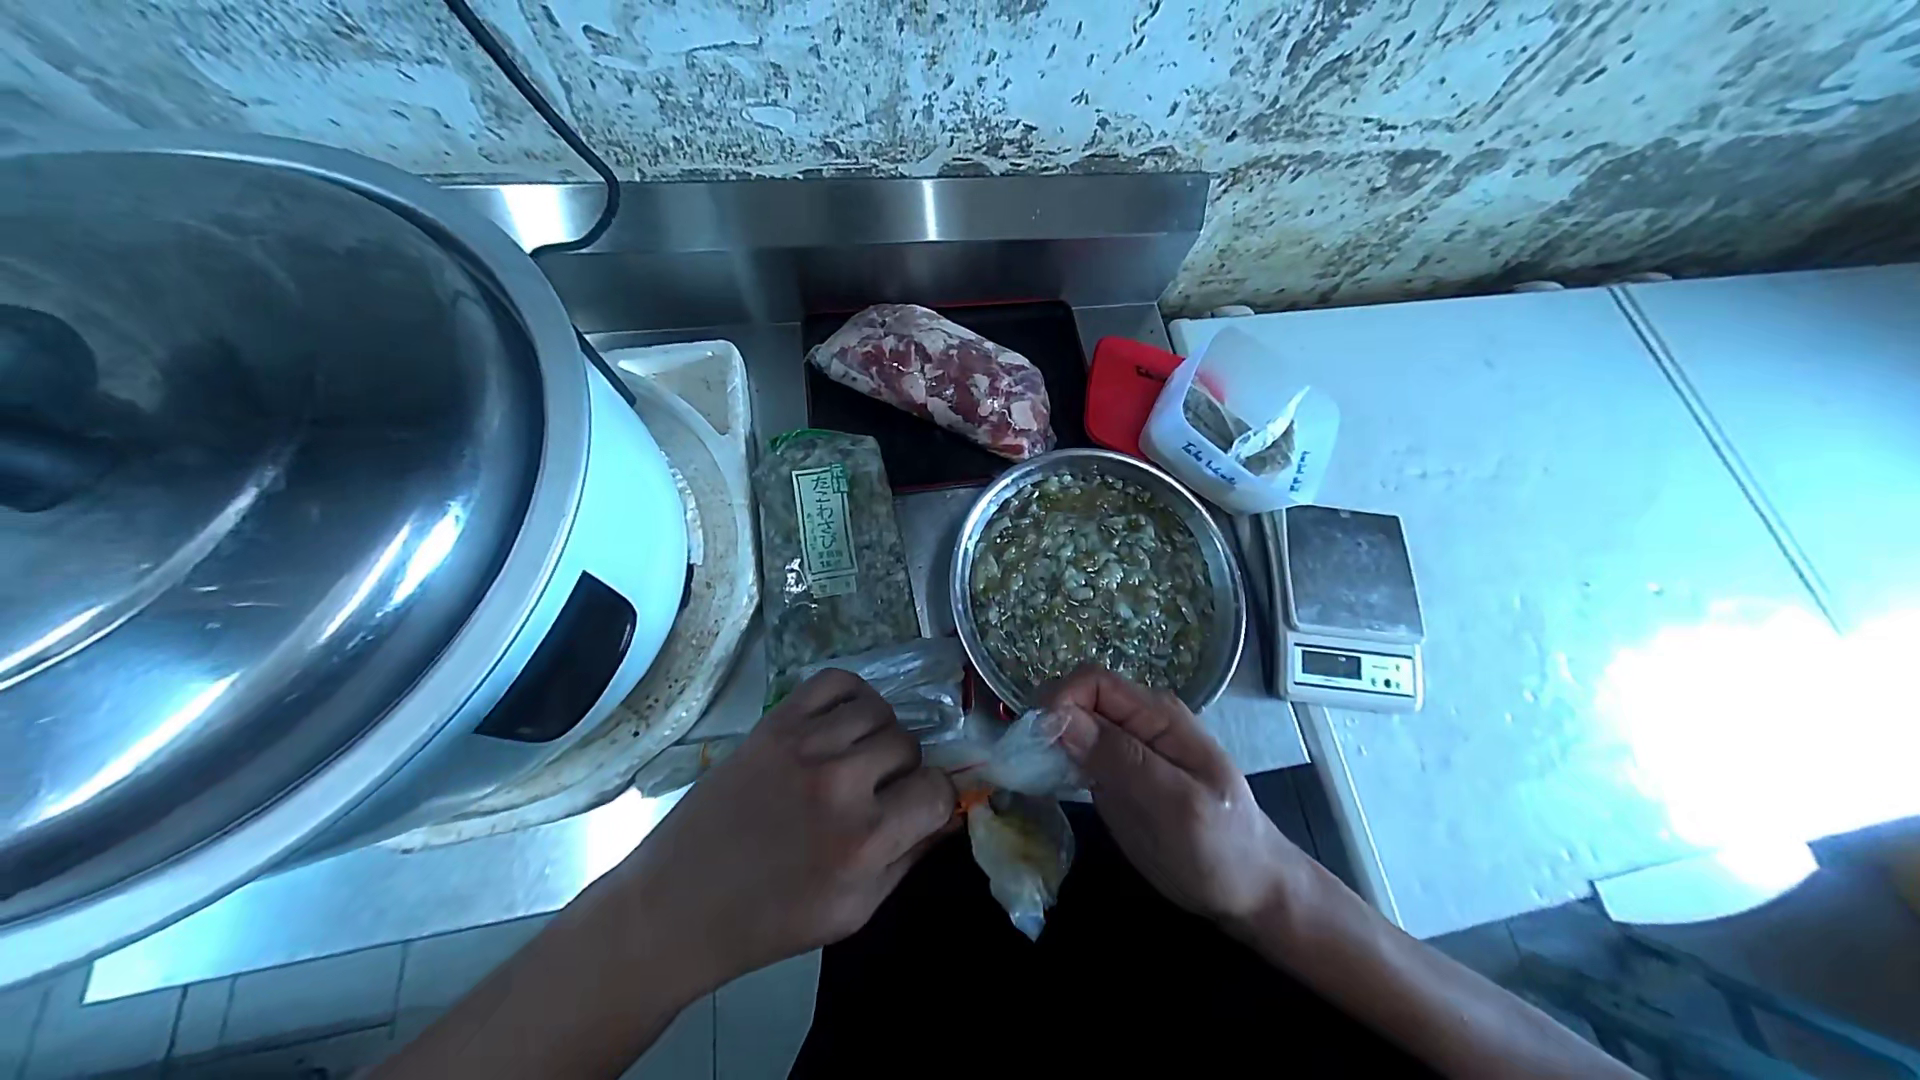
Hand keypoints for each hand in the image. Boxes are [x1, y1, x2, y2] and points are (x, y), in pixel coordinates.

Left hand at [600, 669, 956, 989]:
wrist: (679, 905)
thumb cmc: (770, 921)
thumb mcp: (854, 911)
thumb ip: (909, 858)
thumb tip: (947, 814)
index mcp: (863, 841)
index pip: (937, 789)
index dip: (936, 799)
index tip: (920, 807)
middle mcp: (839, 784)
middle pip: (908, 744)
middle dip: (905, 769)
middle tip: (880, 789)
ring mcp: (804, 746)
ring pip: (879, 710)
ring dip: (880, 734)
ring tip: (859, 756)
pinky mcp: (774, 724)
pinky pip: (837, 681)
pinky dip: (853, 695)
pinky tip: (844, 722)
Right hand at [1047, 666, 1306, 926]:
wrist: (1245, 890)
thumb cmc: (1221, 847)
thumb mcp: (1177, 805)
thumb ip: (1123, 759)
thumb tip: (1060, 718)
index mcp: (1157, 716)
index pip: (1094, 682)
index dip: (1061, 699)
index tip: (1039, 738)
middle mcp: (1136, 723)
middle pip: (1076, 698)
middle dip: (1045, 718)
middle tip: (1026, 757)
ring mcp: (1122, 749)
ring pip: (1068, 724)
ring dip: (1043, 740)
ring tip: (1026, 769)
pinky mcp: (1111, 775)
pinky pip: (1072, 753)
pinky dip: (1051, 761)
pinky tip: (1041, 781)